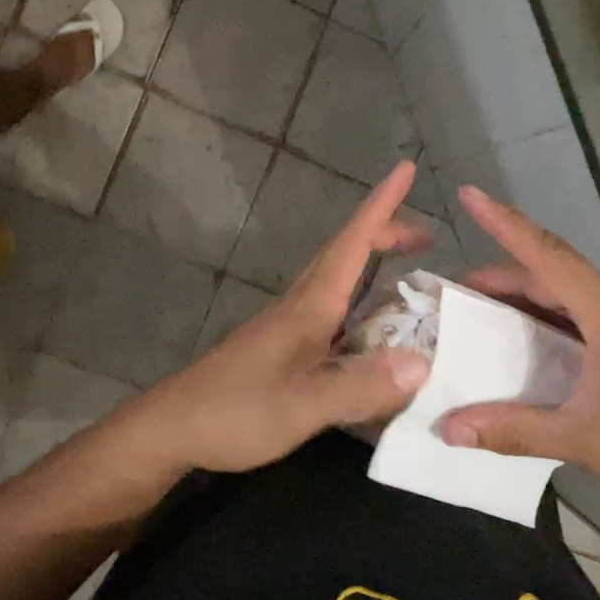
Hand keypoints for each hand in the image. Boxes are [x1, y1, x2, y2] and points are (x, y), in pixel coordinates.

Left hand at [112, 162, 433, 475]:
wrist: (172, 429)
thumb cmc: (234, 412)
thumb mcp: (302, 406)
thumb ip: (359, 387)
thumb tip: (422, 364)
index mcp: (308, 310)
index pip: (350, 246)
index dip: (380, 208)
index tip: (405, 170)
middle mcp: (298, 309)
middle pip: (344, 256)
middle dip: (383, 234)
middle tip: (427, 238)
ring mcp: (287, 329)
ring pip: (336, 283)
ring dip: (372, 268)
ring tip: (409, 277)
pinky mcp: (280, 350)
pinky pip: (331, 314)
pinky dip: (358, 306)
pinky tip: (370, 332)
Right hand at [437, 187, 599, 500]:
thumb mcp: (584, 440)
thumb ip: (515, 431)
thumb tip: (450, 429)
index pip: (545, 255)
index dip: (503, 223)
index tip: (470, 193)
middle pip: (553, 272)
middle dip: (503, 277)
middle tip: (458, 295)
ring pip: (573, 293)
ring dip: (530, 298)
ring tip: (489, 316)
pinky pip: (590, 311)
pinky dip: (555, 316)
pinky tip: (539, 343)